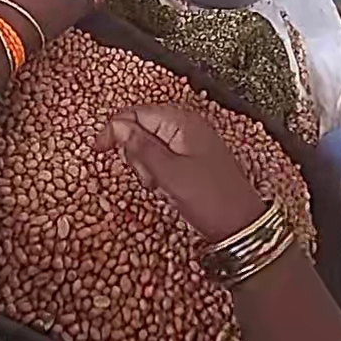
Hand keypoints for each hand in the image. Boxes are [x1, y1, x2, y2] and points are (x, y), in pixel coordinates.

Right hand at [93, 105, 263, 239]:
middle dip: (135, 153)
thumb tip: (117, 126)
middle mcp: (186, 126)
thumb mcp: (171, 174)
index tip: (97, 150)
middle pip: (141, 128)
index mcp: (182, 122)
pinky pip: (162, 158)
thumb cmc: (210, 199)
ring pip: (149, 145)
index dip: (114, 130)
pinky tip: (166, 188)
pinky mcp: (191, 158)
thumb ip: (142, 148)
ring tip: (160, 186)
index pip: (136, 113)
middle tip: (148, 177)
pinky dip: (157, 172)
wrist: (243, 227)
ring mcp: (189, 142)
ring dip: (146, 166)